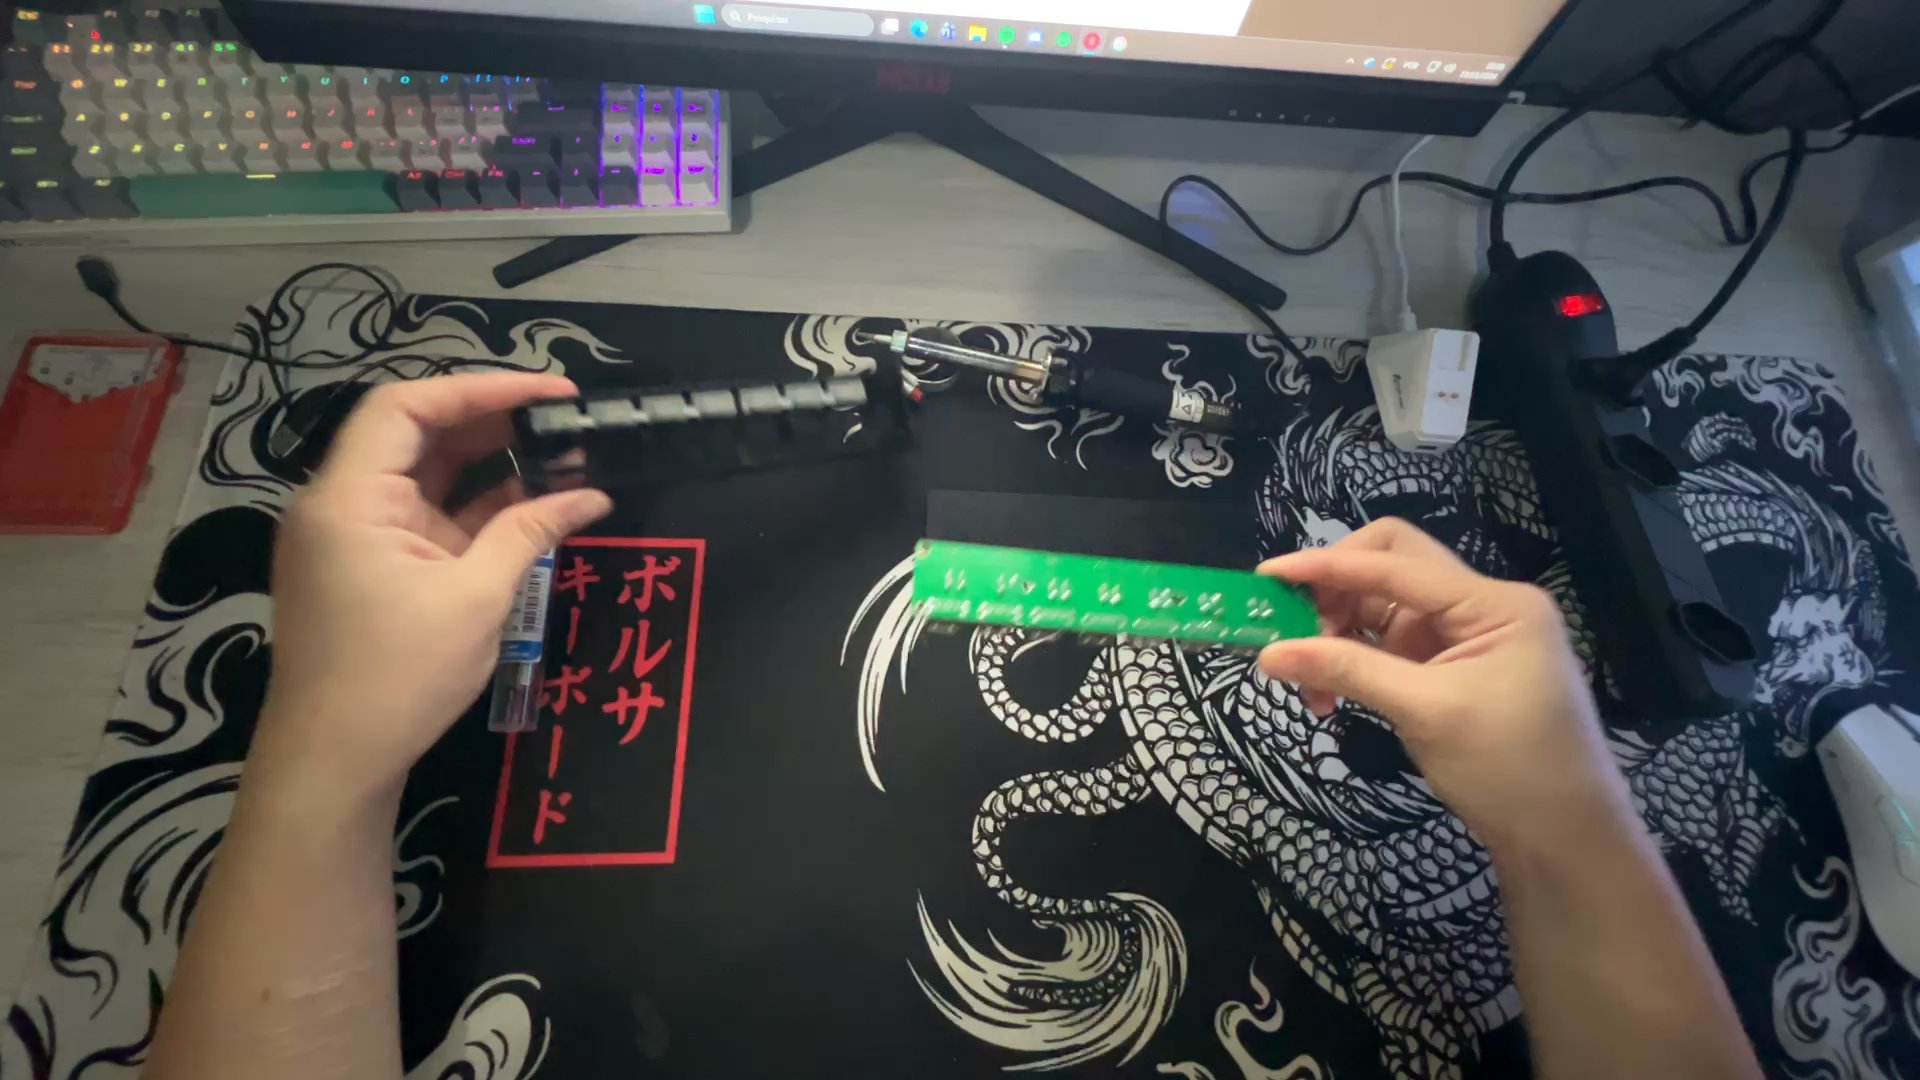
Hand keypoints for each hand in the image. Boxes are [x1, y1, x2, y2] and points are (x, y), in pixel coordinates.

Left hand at [262, 374, 610, 805]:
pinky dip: (489, 505)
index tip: (552, 391)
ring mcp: (368, 534)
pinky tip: (542, 501)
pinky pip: (441, 515)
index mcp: (350, 498)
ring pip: (436, 474)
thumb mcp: (478, 596)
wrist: (339, 758)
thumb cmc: (399, 674)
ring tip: (568, 453)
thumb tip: (594, 496)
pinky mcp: (388, 562)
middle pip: (422, 434)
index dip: (482, 388)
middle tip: (569, 417)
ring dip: (499, 463)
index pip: (407, 408)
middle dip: (498, 421)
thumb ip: (532, 533)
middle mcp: (349, 503)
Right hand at [1256, 518, 1634, 855]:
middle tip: (1293, 627)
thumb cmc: (1512, 769)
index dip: (1326, 565)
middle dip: (1332, 591)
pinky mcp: (1437, 664)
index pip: (1393, 562)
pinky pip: (1375, 644)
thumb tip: (1267, 653)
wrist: (1563, 841)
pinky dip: (1344, 661)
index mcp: (1492, 603)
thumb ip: (1346, 670)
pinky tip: (1325, 694)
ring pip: (1373, 606)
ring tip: (1306, 680)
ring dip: (1331, 633)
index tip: (1267, 576)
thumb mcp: (1425, 712)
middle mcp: (1474, 605)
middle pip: (1384, 566)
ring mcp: (1455, 634)